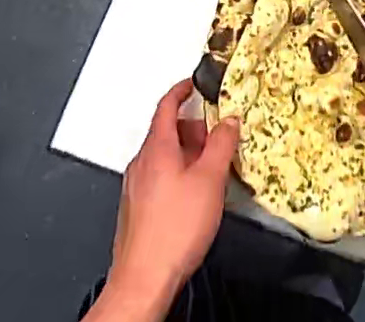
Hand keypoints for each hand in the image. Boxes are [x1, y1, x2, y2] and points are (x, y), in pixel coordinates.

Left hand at [90, 79, 239, 319]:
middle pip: (166, 131)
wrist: (143, 281)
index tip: (193, 84)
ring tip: (210, 170)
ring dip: (186, 154)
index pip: (166, 106)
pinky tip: (193, 196)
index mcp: (156, 148)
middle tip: (216, 137)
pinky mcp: (135, 209)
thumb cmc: (175, 229)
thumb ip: (222, 145)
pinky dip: (177, 173)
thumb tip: (229, 120)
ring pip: (162, 156)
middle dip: (192, 129)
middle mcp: (141, 163)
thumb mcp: (210, 179)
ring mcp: (135, 187)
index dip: (181, 90)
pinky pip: (157, 177)